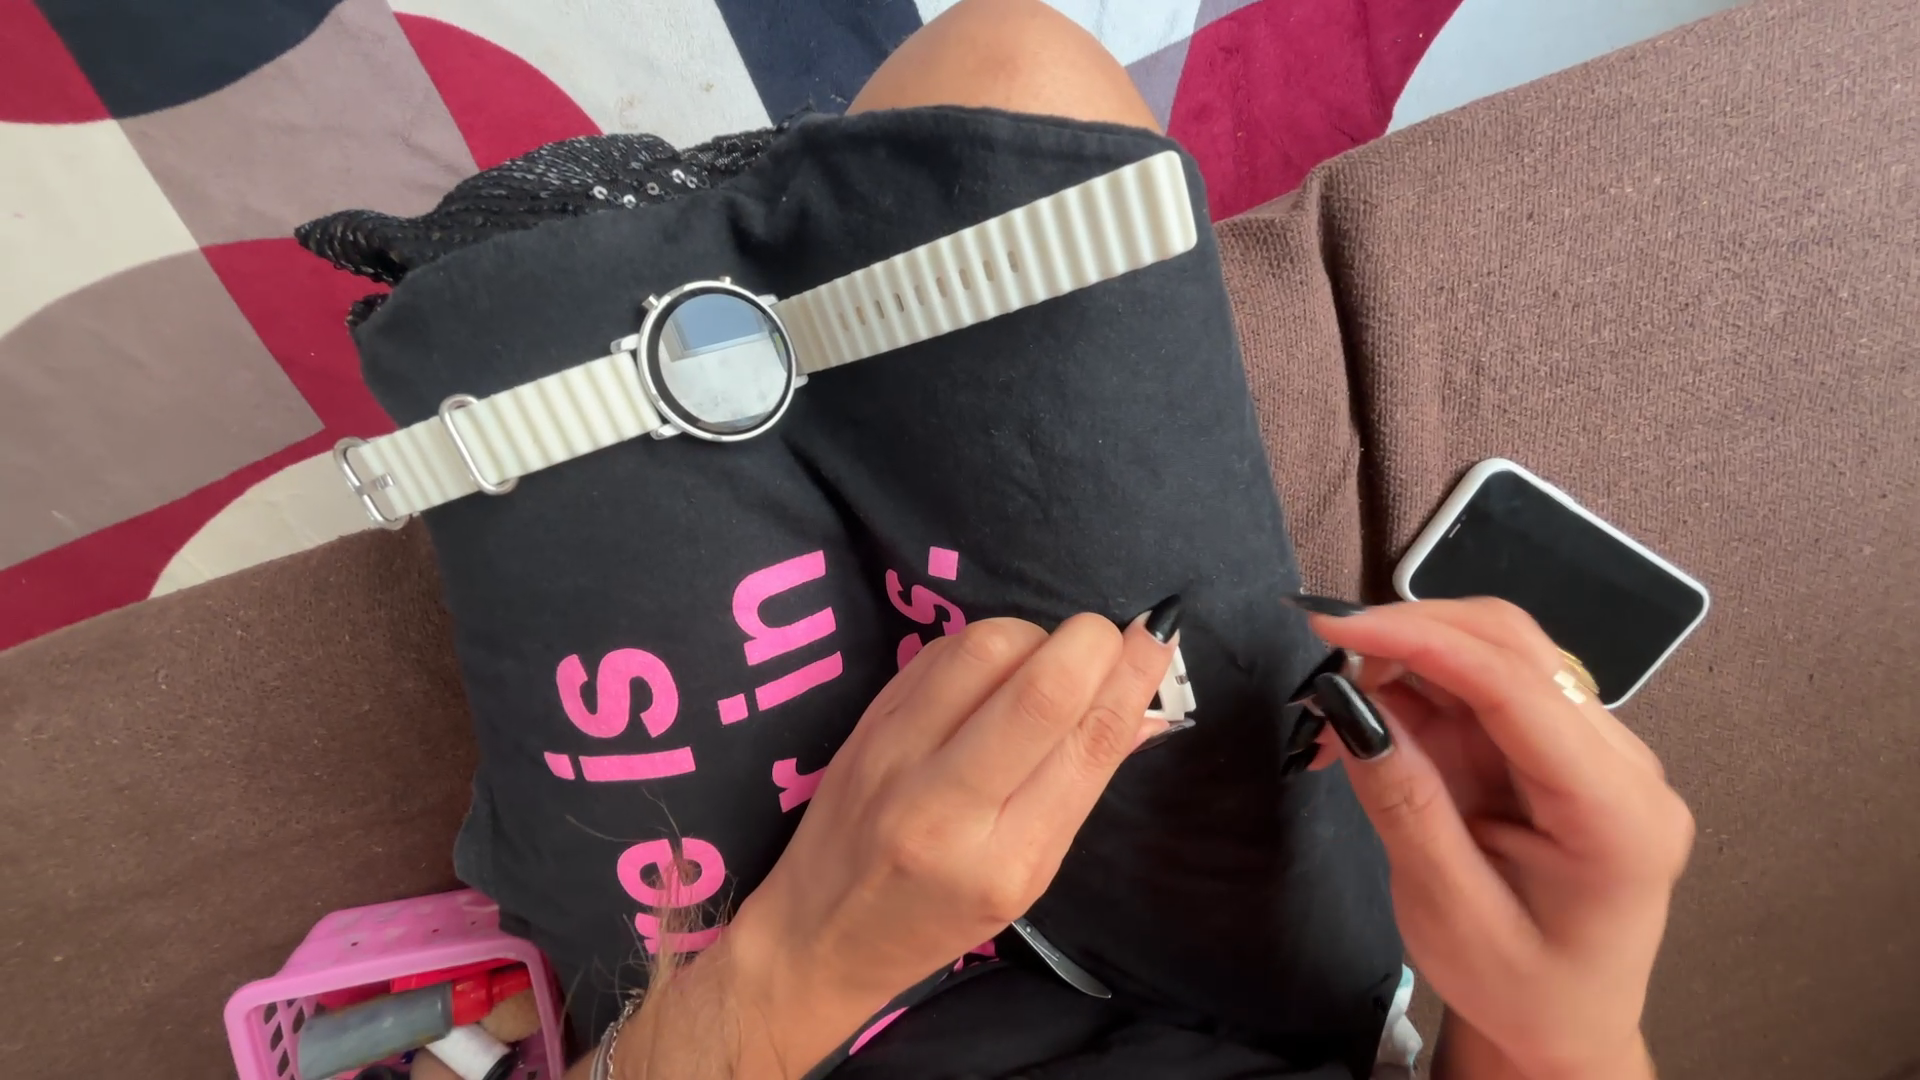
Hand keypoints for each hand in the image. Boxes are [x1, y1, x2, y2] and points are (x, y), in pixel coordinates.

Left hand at [716, 604, 1179, 1076]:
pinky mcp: (869, 718)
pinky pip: (942, 649)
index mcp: (1006, 861)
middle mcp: (948, 804)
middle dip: (1088, 643)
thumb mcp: (1026, 877)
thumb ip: (1078, 784)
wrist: (817, 933)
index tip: (1155, 634)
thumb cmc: (933, 918)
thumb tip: (1142, 708)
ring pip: (985, 649)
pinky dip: (988, 641)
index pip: (1085, 746)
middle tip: (1104, 637)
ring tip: (1042, 659)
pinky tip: (997, 664)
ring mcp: (897, 753)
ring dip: (1033, 634)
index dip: (1130, 678)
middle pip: (1039, 690)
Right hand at [1307, 599, 1694, 1079]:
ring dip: (1399, 657)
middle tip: (1326, 656)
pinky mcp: (1541, 743)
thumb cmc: (1515, 986)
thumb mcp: (1446, 907)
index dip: (1417, 640)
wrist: (1560, 1024)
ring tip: (1335, 706)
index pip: (1515, 686)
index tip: (1327, 626)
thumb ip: (1402, 801)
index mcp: (1615, 812)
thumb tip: (1346, 703)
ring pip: (1485, 650)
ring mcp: (1584, 745)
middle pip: (1510, 643)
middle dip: (1408, 631)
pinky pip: (1469, 683)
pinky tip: (1363, 718)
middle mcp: (1616, 760)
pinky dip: (1404, 683)